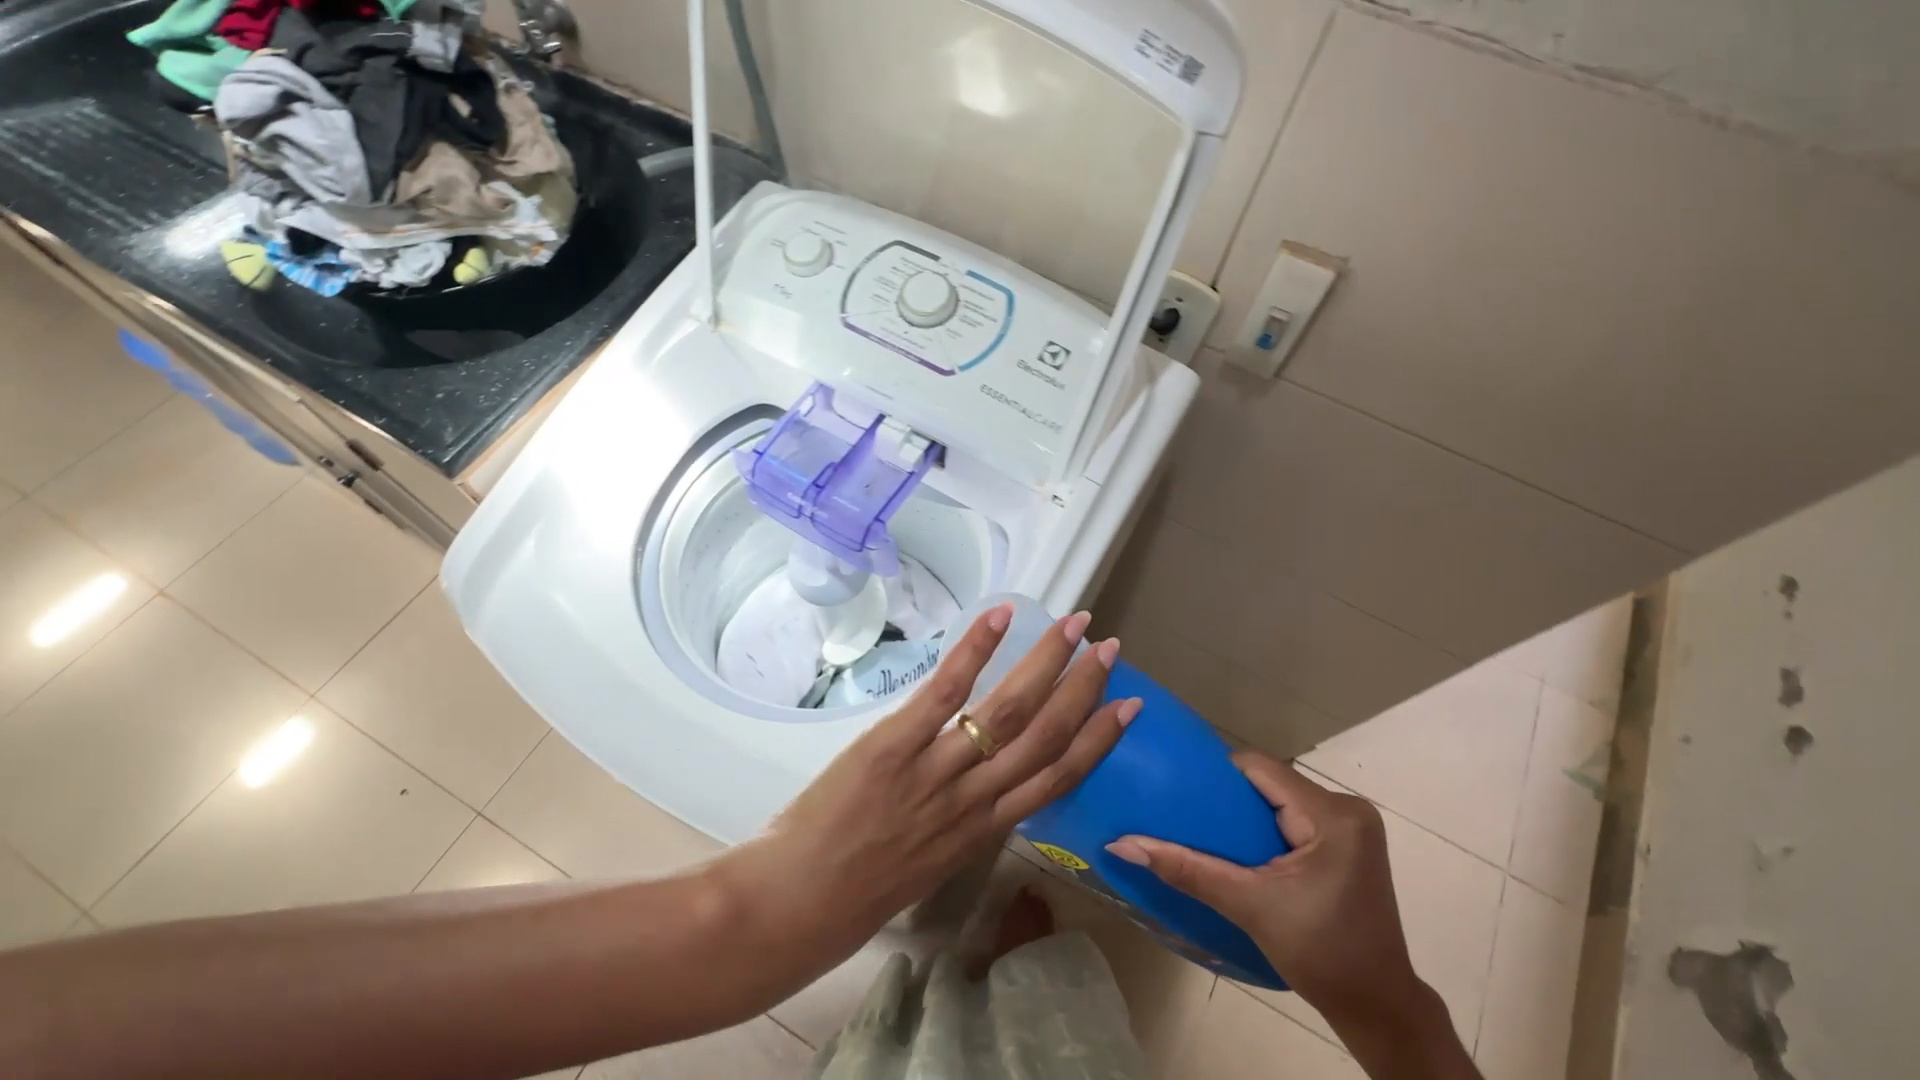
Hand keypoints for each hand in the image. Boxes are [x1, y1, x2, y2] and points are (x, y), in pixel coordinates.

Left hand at [719, 603, 1143, 966]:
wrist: (796, 907)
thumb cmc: (856, 894)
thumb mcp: (928, 866)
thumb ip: (960, 825)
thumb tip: (979, 786)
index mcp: (983, 832)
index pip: (1057, 779)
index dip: (1097, 740)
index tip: (1127, 707)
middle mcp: (973, 802)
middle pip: (1045, 737)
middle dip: (1083, 689)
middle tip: (1109, 648)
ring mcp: (935, 773)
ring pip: (1007, 711)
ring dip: (1045, 662)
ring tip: (1073, 626)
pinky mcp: (893, 747)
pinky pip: (944, 692)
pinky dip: (975, 651)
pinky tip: (998, 617)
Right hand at [1107, 752, 1422, 1025]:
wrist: (1376, 1005)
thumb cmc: (1320, 954)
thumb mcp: (1248, 906)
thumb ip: (1187, 869)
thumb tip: (1122, 844)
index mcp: (1332, 814)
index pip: (1259, 768)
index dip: (1215, 774)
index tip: (1175, 787)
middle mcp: (1347, 809)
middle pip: (1269, 782)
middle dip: (1226, 797)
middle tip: (1180, 811)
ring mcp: (1351, 827)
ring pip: (1280, 801)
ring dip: (1243, 815)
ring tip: (1201, 828)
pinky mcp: (1347, 845)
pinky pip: (1294, 819)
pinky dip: (1264, 830)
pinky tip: (1235, 847)